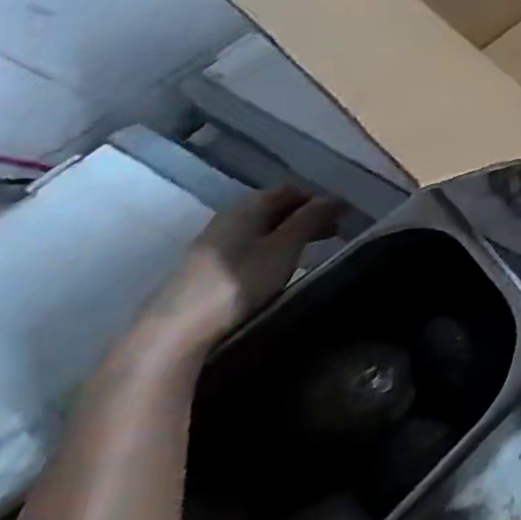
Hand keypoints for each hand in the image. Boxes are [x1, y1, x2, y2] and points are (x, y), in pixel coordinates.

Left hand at [148, 187, 343, 350]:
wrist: (175, 329)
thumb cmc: (238, 281)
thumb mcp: (283, 248)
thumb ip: (310, 220)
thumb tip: (335, 198)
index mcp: (250, 205)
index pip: (293, 190)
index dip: (320, 198)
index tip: (345, 214)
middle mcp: (231, 216)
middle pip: (277, 207)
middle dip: (307, 215)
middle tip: (337, 231)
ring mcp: (215, 241)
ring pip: (263, 227)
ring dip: (291, 233)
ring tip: (314, 249)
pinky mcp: (207, 267)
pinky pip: (251, 245)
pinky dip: (273, 247)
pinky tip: (280, 265)